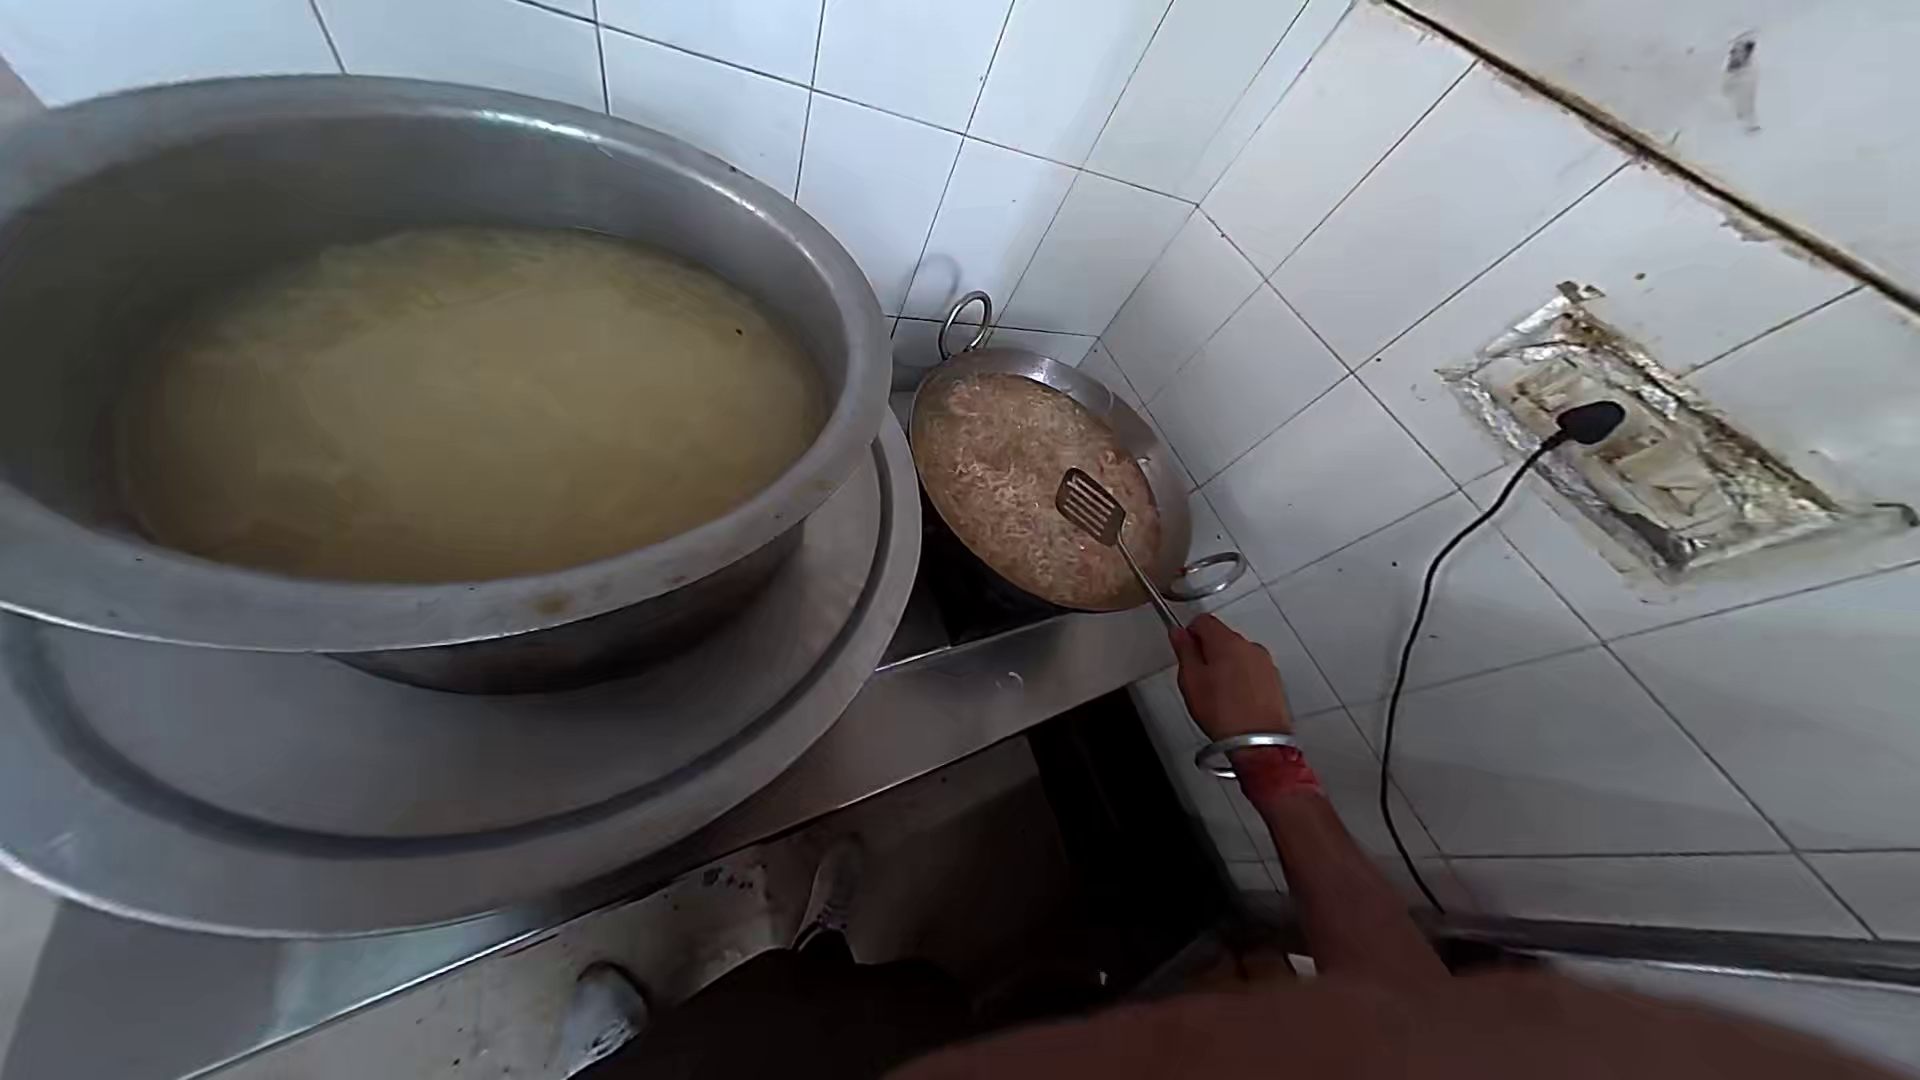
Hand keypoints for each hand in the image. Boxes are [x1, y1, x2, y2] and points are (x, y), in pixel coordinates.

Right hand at [1169, 614, 1292, 740]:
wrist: (1258, 744)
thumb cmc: (1224, 714)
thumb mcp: (1190, 679)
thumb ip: (1184, 650)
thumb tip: (1179, 633)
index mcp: (1226, 642)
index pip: (1203, 620)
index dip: (1189, 632)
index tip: (1184, 646)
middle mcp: (1250, 647)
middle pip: (1222, 636)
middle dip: (1207, 649)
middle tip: (1196, 674)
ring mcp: (1265, 664)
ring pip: (1237, 653)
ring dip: (1225, 664)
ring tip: (1215, 692)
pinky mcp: (1274, 680)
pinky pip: (1251, 669)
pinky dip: (1241, 677)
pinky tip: (1232, 699)